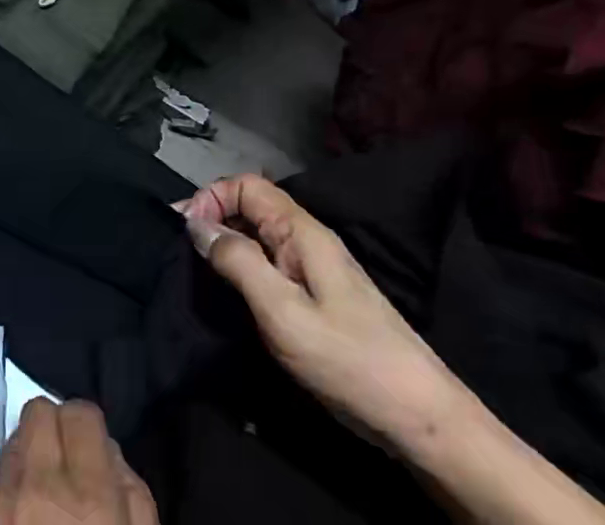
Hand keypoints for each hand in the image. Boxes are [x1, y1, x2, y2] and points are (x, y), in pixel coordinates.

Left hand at [0, 399, 156, 524]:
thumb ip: (132, 493)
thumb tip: (106, 451)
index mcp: (88, 494)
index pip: (78, 412)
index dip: (89, 423)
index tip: (93, 443)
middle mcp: (38, 486)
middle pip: (38, 410)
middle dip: (55, 424)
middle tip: (70, 457)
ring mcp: (2, 502)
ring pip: (14, 439)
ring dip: (33, 451)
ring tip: (49, 485)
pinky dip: (15, 487)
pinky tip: (29, 513)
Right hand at [180, 175, 472, 454]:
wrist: (422, 420)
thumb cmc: (349, 360)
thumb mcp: (282, 311)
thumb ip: (237, 261)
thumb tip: (197, 224)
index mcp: (303, 233)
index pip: (247, 185)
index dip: (211, 197)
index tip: (185, 230)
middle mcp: (309, 241)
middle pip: (251, 206)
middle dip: (212, 217)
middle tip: (182, 250)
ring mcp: (315, 268)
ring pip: (257, 235)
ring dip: (224, 243)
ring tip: (198, 270)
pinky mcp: (316, 295)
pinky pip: (268, 262)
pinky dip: (241, 266)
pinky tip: (229, 291)